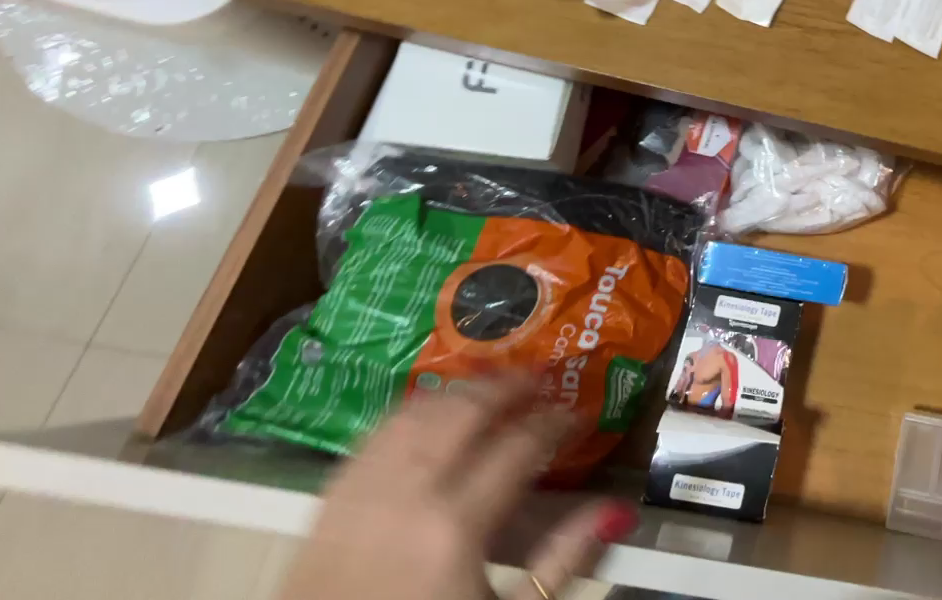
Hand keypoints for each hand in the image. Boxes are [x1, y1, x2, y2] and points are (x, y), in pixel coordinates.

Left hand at [275, 373, 637, 599]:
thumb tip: (615, 511)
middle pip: (465, 411)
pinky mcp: (326, 505)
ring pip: (418, 413)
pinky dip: (413, 412)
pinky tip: (434, 415)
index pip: (520, 445)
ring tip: (493, 389)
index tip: (578, 416)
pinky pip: (376, 435)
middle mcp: (407, 497)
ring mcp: (360, 496)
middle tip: (540, 380)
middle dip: (509, 386)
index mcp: (456, 528)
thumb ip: (564, 561)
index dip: (556, 422)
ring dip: (461, 392)